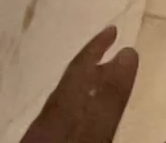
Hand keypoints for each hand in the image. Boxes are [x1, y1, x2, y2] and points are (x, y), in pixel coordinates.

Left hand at [19, 26, 137, 142]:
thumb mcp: (92, 134)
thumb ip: (109, 99)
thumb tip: (128, 52)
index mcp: (64, 116)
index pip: (81, 76)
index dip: (98, 52)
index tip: (118, 33)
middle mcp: (46, 127)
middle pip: (68, 92)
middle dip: (90, 67)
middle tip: (112, 45)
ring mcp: (37, 142)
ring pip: (58, 110)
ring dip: (81, 91)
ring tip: (100, 81)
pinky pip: (53, 126)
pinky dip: (70, 113)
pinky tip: (75, 121)